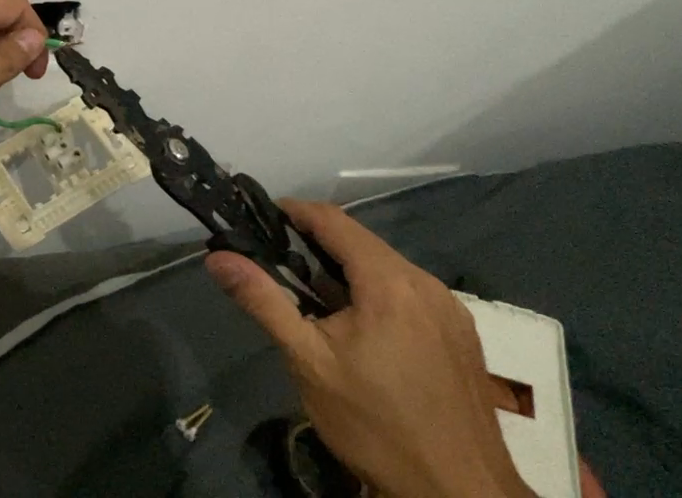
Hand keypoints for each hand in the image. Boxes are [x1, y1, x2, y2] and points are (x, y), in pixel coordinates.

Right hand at [207, 201, 535, 497]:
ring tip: (313, 302)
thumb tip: (218, 258)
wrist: (458, 493)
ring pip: (387, 269)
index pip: (334, 220)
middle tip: (278, 268)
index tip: (259, 220)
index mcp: (390, 282)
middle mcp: (427, 284)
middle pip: (362, 243)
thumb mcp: (308, 361)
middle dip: (317, 246)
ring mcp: (451, 310)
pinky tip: (360, 330)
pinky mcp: (463, 336)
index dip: (294, 212)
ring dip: (347, 272)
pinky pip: (410, 295)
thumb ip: (264, 301)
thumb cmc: (374, 423)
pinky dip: (377, 294)